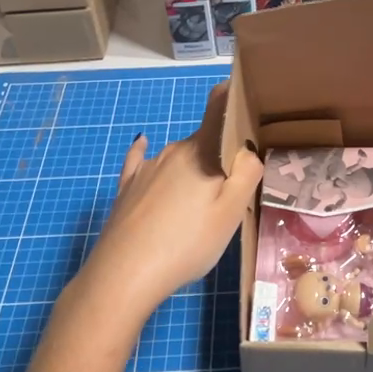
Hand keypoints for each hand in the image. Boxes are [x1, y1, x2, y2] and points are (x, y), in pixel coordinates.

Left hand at [78, 82, 262, 320]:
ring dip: (192, 172)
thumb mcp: (230, 213)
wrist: (122, 275)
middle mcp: (173, 150)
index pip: (218, 107)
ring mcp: (146, 168)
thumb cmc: (185, 243)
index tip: (244, 95)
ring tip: (198, 207)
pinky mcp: (126, 189)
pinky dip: (146, 154)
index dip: (231, 96)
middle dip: (219, 156)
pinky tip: (141, 144)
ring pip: (178, 159)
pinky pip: (141, 162)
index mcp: (201, 151)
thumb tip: (250, 150)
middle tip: (231, 191)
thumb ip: (247, 175)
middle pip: (203, 142)